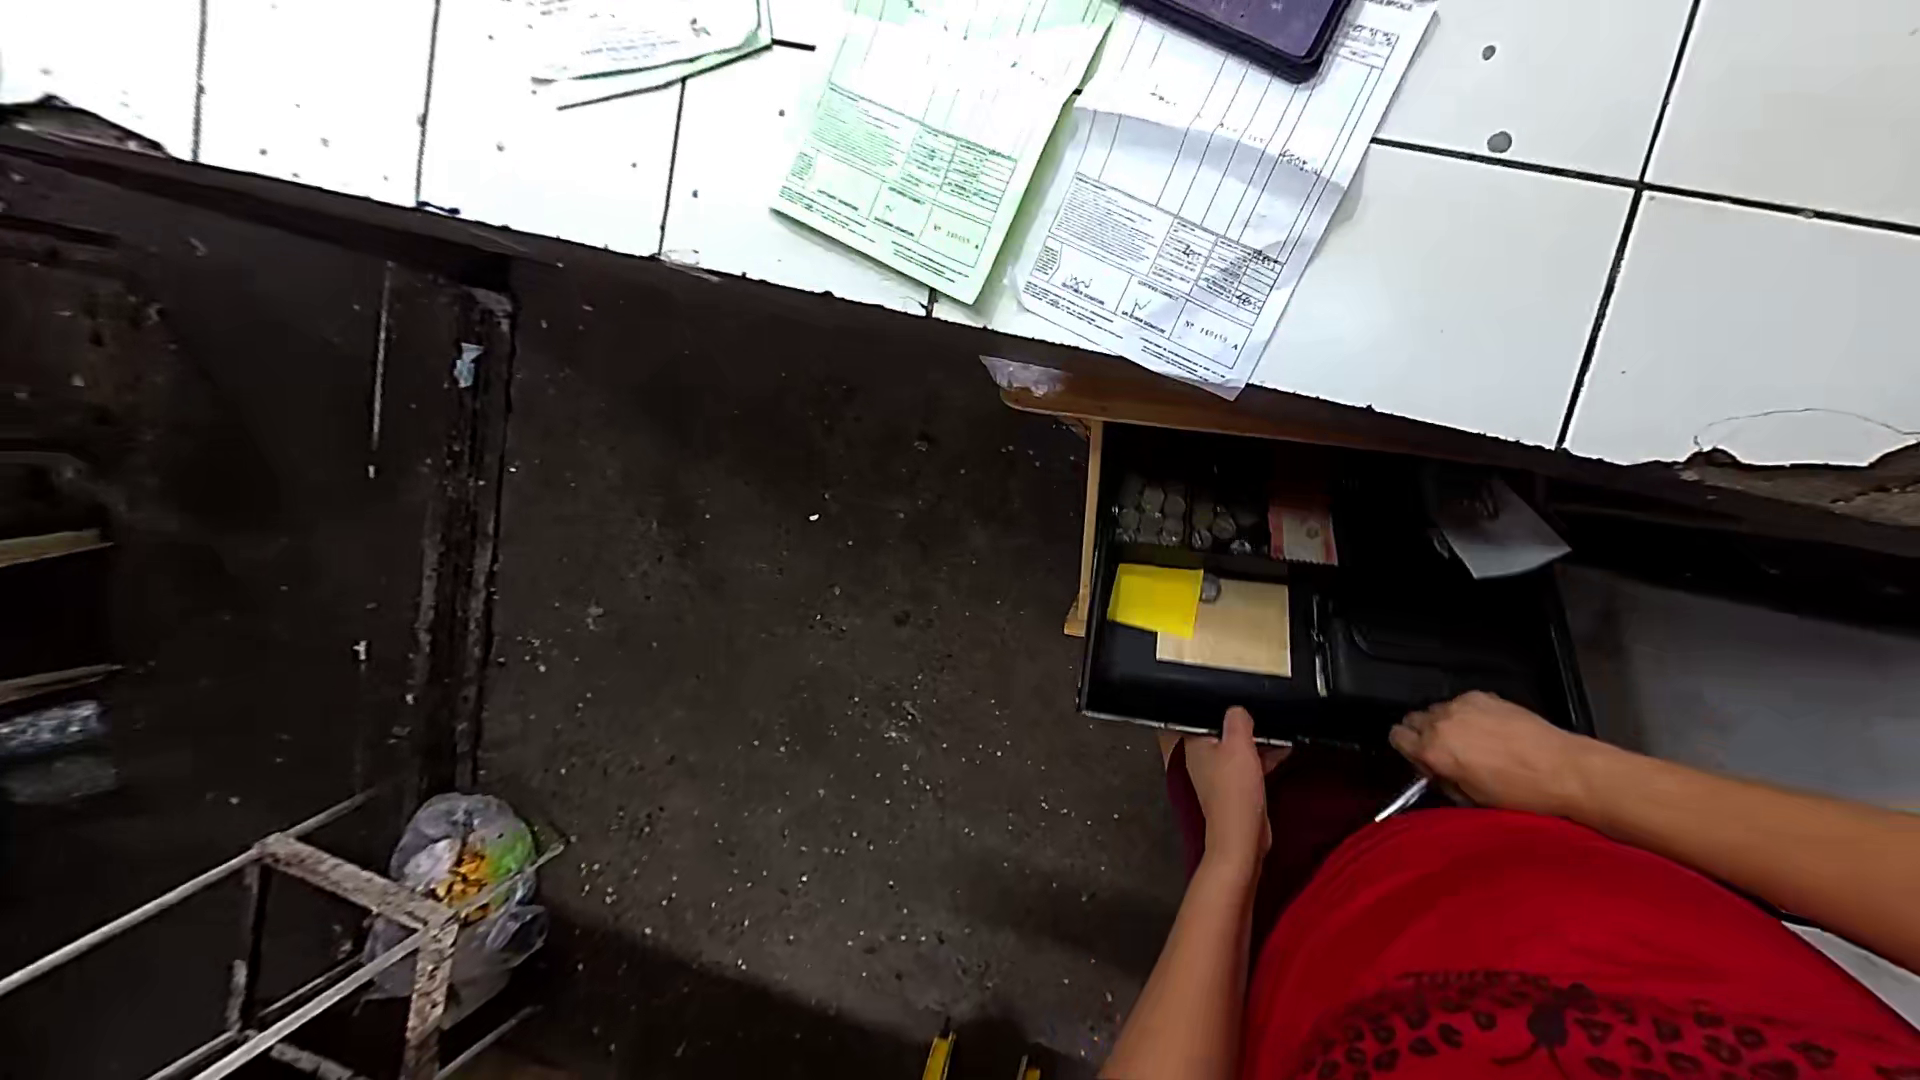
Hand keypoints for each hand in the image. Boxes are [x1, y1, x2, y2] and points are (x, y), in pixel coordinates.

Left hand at [1183, 707, 1287, 872]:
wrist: (1242, 835)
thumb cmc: (1235, 788)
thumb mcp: (1238, 744)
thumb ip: (1237, 720)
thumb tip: (1238, 709)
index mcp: (1194, 743)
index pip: (1204, 715)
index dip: (1222, 706)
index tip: (1241, 698)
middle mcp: (1202, 756)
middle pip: (1223, 731)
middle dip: (1245, 723)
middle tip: (1266, 712)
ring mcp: (1218, 772)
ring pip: (1238, 747)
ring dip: (1258, 739)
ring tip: (1280, 727)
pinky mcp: (1235, 786)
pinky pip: (1249, 764)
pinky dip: (1263, 756)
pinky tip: (1284, 748)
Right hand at [1389, 691, 1601, 816]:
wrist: (1569, 772)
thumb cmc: (1523, 793)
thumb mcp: (1473, 798)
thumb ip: (1443, 779)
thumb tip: (1437, 771)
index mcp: (1432, 750)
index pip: (1396, 736)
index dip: (1407, 748)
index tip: (1423, 758)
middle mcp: (1439, 723)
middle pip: (1412, 719)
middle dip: (1423, 733)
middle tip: (1447, 750)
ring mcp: (1461, 706)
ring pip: (1436, 709)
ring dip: (1445, 722)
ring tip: (1472, 738)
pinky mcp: (1483, 697)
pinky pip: (1461, 702)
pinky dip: (1468, 713)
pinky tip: (1490, 727)